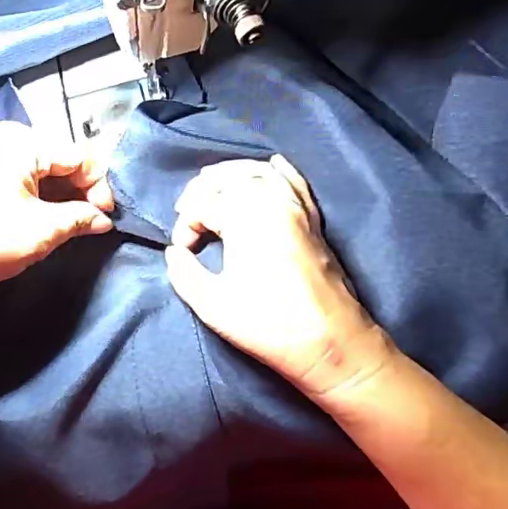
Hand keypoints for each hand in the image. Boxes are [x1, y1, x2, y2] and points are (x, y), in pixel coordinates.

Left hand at [0, 121, 114, 301]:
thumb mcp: (43, 231)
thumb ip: (80, 218)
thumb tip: (102, 219)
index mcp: (20, 140)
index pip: (78, 155)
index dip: (98, 185)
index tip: (106, 214)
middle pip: (56, 155)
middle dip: (77, 187)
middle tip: (89, 219)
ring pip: (35, 164)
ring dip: (55, 190)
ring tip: (66, 221)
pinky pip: (13, 169)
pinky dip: (32, 189)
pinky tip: (39, 213)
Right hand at [165, 156, 398, 400]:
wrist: (332, 343)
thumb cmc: (269, 325)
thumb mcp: (211, 304)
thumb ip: (183, 272)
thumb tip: (175, 252)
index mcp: (246, 217)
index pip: (202, 204)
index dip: (185, 225)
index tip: (184, 251)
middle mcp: (273, 201)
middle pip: (229, 177)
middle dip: (201, 191)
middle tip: (188, 217)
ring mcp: (297, 207)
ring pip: (260, 170)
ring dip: (232, 174)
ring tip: (213, 189)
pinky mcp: (313, 220)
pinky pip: (294, 181)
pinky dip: (278, 169)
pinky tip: (271, 165)